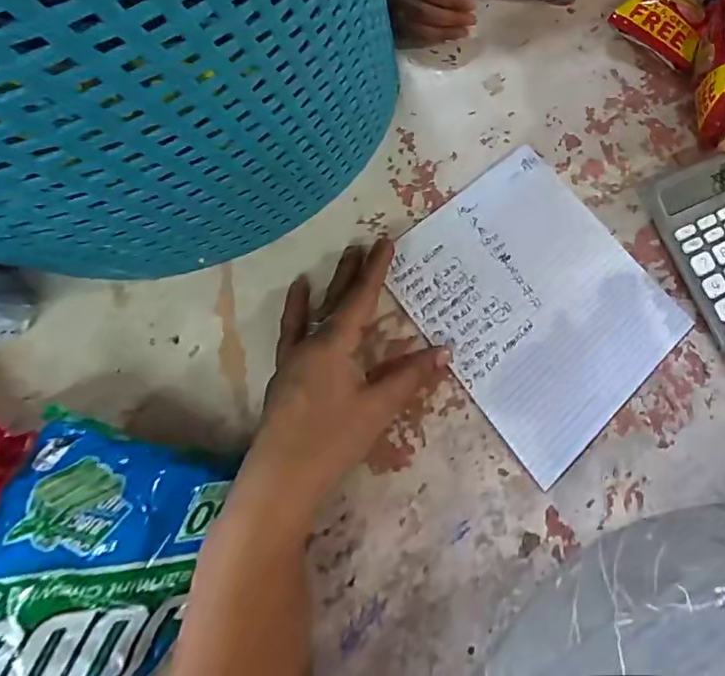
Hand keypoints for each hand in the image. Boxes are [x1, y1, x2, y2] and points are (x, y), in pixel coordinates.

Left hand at [241, 240, 446, 523]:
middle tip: (358, 245)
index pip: (360, 299)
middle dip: (348, 273)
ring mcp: (293, 362)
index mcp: (334, 345)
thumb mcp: (377, 409)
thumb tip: (445, 351)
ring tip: (312, 273)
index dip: (375, 270)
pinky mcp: (284, 380)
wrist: (279, 482)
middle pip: (333, 301)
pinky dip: (294, 320)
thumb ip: (409, 378)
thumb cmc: (332, 442)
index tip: (383, 242)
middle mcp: (310, 345)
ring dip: (320, 294)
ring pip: (309, 317)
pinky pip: (290, 338)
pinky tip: (295, 317)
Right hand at [374, 0, 475, 45]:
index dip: (453, 2)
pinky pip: (404, 35)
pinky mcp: (381, 17)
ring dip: (442, 33)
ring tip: (461, 33)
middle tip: (471, 21)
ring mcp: (385, 8)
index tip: (471, 5)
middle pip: (426, 14)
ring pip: (416, 29)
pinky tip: (439, 37)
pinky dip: (425, 39)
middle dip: (452, 20)